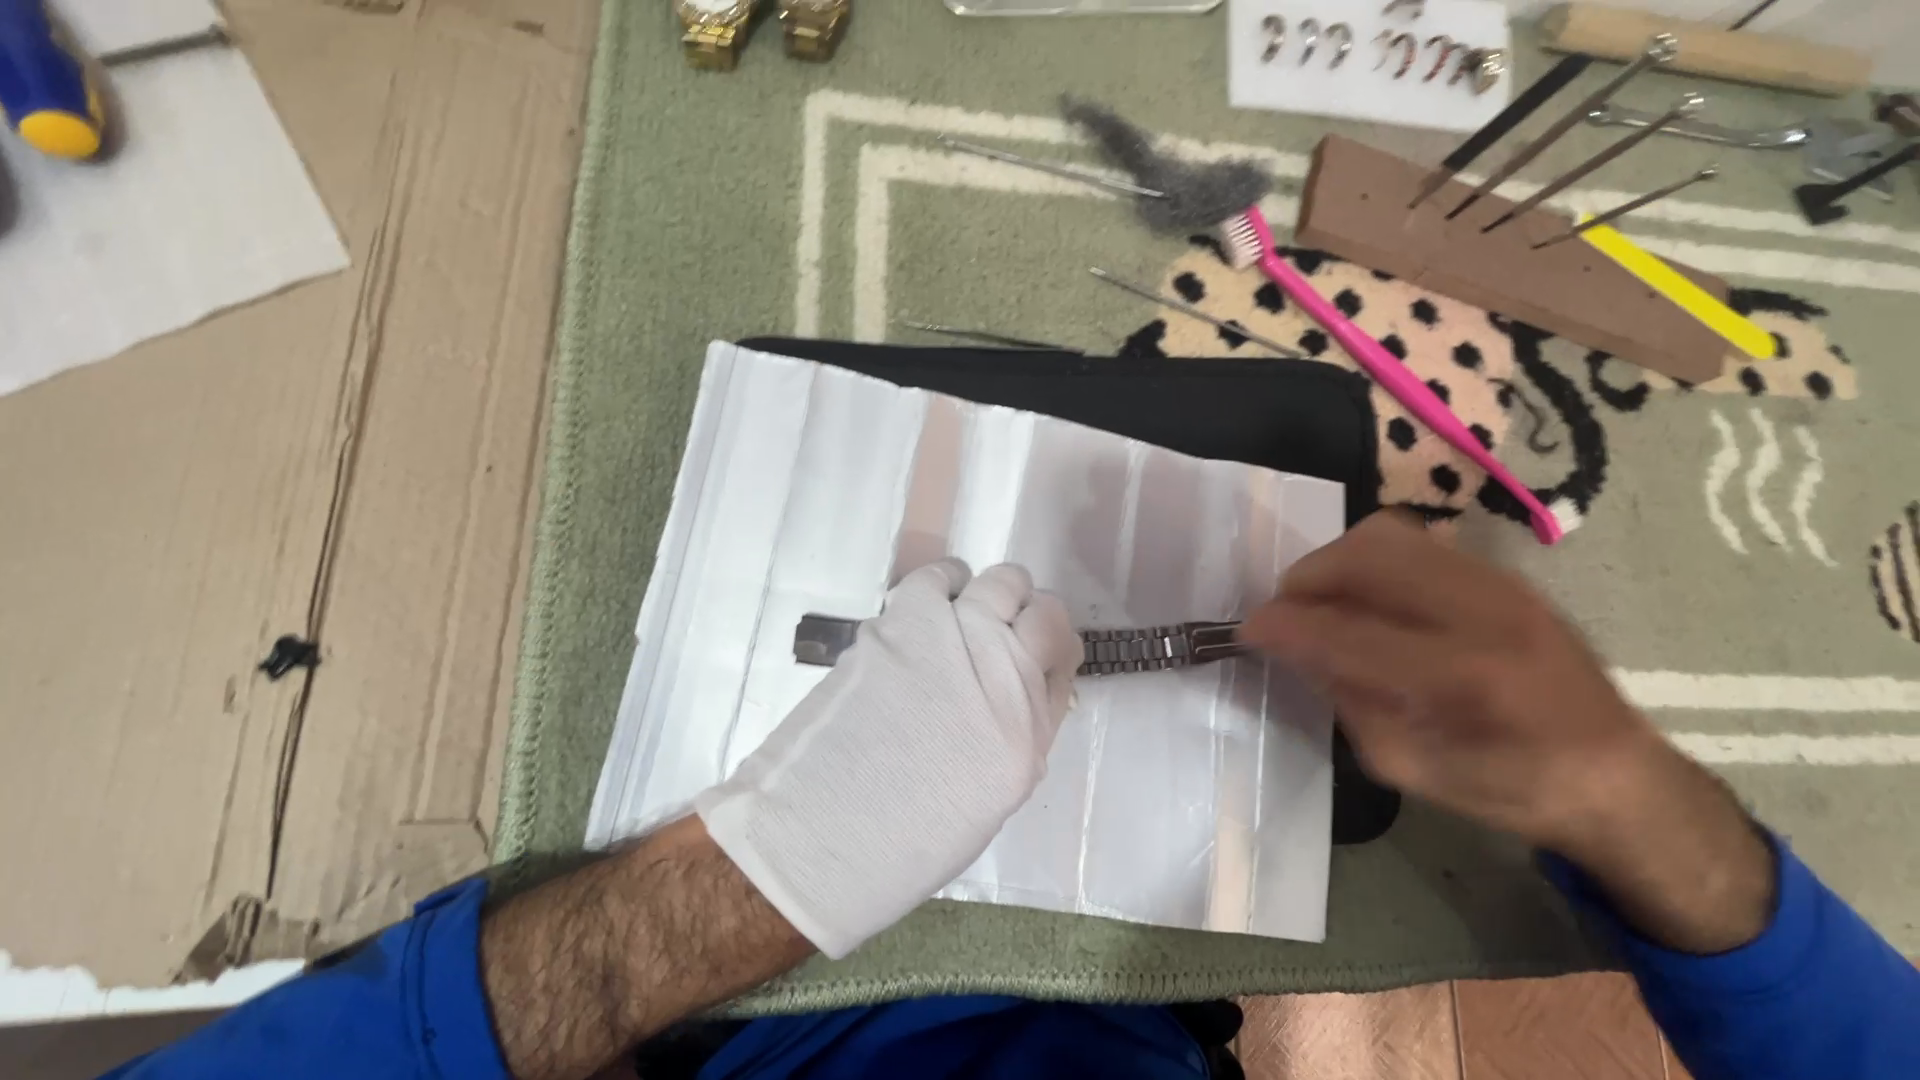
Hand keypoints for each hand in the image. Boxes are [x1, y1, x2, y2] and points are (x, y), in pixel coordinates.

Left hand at [696, 559, 1079, 958]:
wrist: (819, 835)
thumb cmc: (902, 837)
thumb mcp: (990, 795)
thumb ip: (1014, 731)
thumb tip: (1011, 683)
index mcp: (1028, 737)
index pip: (1064, 659)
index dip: (1051, 646)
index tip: (1032, 650)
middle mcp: (1003, 685)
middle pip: (1044, 612)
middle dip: (1029, 613)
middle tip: (999, 627)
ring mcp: (954, 648)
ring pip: (1000, 584)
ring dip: (992, 593)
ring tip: (963, 610)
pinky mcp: (902, 627)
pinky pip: (937, 579)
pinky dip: (942, 581)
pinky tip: (932, 599)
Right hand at [1241, 511, 1773, 952]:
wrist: (1617, 774)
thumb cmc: (1511, 788)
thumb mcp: (1410, 768)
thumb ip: (1347, 700)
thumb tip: (1298, 648)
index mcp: (1466, 679)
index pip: (1347, 631)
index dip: (1284, 626)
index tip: (1247, 631)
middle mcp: (1485, 613)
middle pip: (1364, 557)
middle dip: (1305, 580)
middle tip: (1285, 615)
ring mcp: (1499, 583)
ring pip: (1386, 535)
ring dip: (1335, 564)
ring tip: (1322, 602)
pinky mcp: (1503, 574)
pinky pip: (1414, 543)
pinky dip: (1371, 563)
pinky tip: (1367, 600)